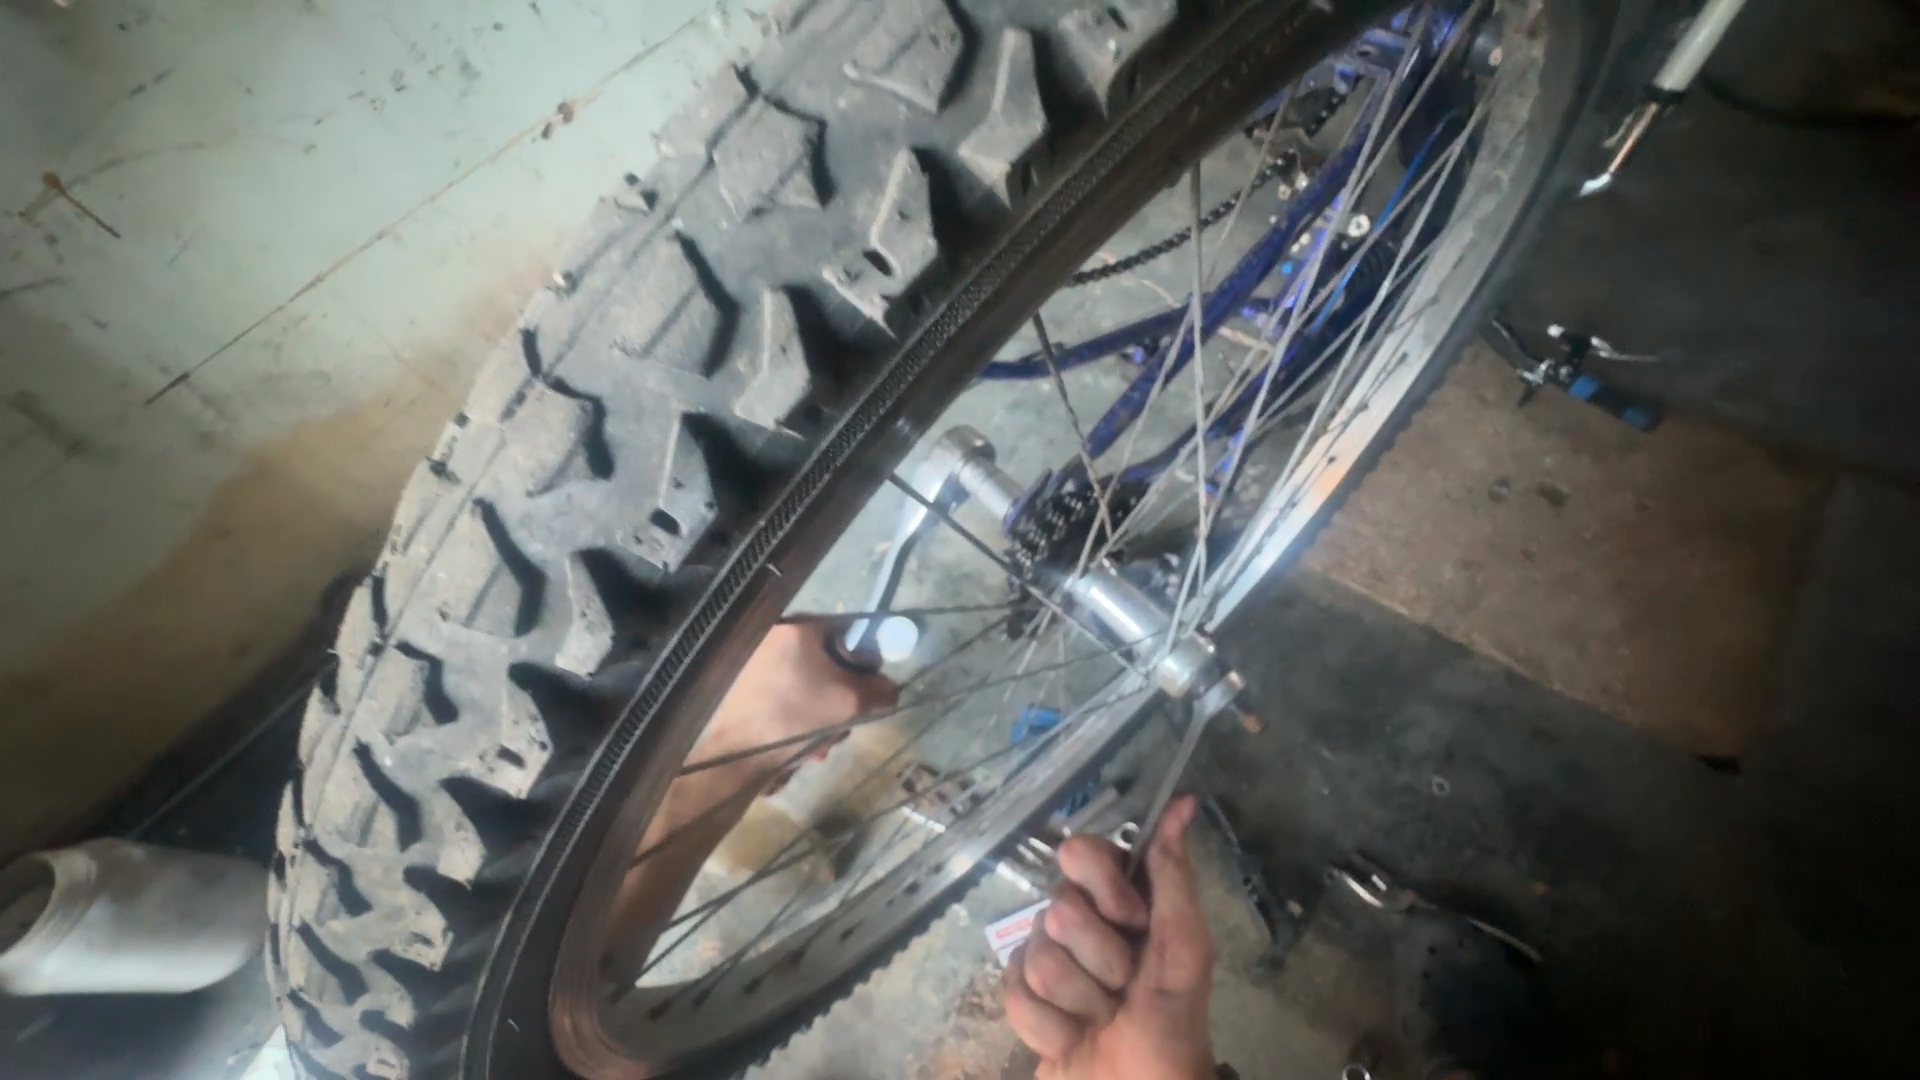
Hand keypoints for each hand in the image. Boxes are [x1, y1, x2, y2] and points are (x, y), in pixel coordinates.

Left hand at [698, 619, 899, 772]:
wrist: (738, 756)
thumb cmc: (796, 717)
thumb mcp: (852, 702)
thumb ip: (880, 689)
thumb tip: (888, 688)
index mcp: (799, 627)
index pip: (852, 629)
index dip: (868, 658)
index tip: (870, 687)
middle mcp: (776, 635)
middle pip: (832, 660)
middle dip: (843, 695)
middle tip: (845, 722)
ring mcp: (758, 660)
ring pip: (813, 683)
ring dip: (825, 713)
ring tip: (822, 742)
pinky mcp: (748, 686)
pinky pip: (791, 694)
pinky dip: (803, 716)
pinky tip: (804, 744)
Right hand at [1004, 795, 1214, 1079]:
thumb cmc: (1172, 1021)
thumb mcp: (1184, 949)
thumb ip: (1172, 875)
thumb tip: (1184, 802)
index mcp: (1116, 897)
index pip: (1081, 852)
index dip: (1103, 887)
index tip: (1130, 919)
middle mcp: (1077, 917)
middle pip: (1059, 908)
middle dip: (1101, 958)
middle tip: (1125, 984)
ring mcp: (1044, 956)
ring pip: (1039, 955)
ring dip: (1082, 998)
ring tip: (1105, 1017)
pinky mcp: (1021, 997)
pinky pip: (1016, 993)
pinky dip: (1053, 1026)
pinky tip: (1074, 1036)